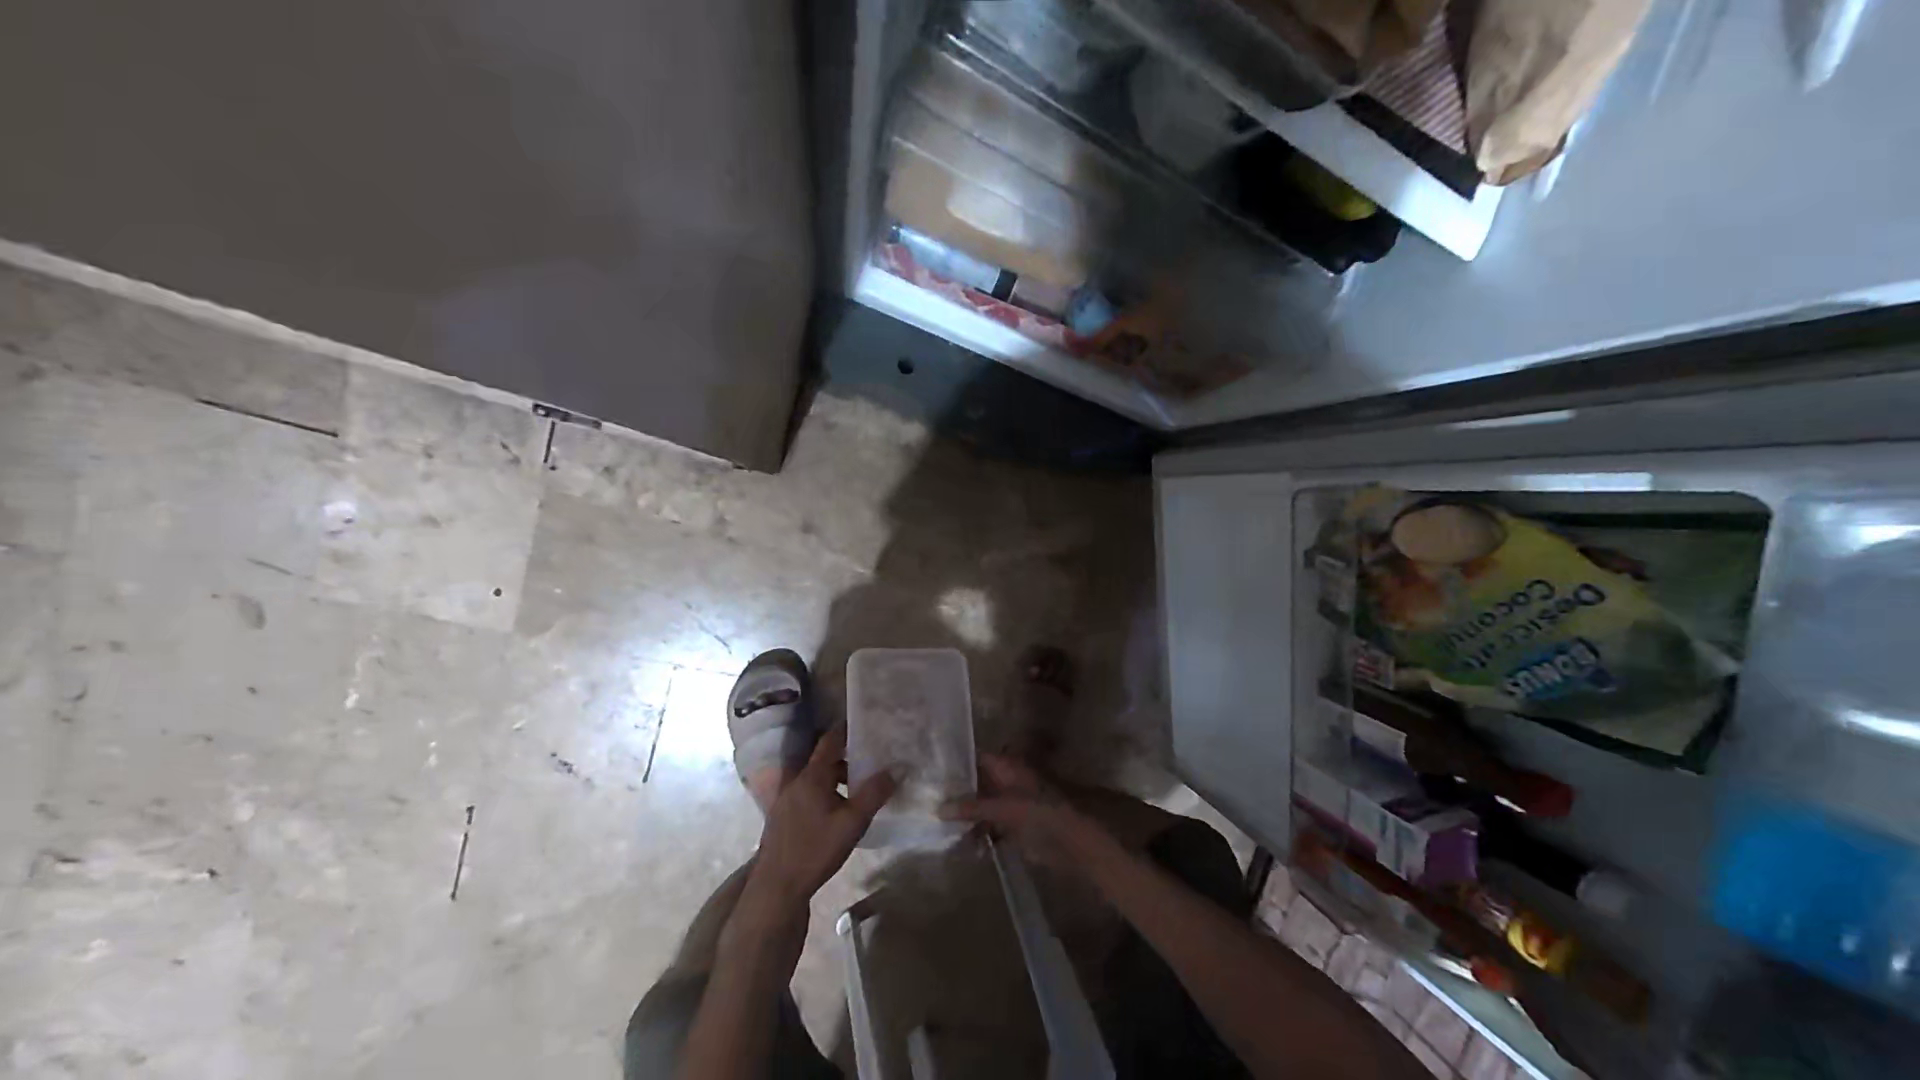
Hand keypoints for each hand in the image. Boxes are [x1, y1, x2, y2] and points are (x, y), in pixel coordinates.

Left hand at [749, 724, 895, 908]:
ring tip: (857, 790)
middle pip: (823, 760)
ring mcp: (785, 799)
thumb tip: (896, 769)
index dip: (845, 730)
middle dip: (845, 759)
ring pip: (814, 779)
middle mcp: (796, 781)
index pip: (829, 741)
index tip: (863, 724)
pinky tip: (836, 811)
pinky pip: (806, 793)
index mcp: (812, 777)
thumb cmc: (817, 849)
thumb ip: (874, 793)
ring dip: (834, 778)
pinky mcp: (782, 816)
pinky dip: (823, 792)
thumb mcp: (853, 822)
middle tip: (869, 761)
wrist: (778, 885)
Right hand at [940, 754, 1100, 867]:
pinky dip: (979, 835)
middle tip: (928, 803)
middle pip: (978, 785)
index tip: (932, 774)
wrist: (1075, 840)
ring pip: (983, 808)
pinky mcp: (1016, 828)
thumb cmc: (1040, 813)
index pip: (976, 759)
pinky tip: (962, 845)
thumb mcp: (1003, 807)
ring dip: (967, 818)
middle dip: (958, 795)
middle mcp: (1008, 782)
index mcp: (1007, 767)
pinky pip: (992, 828)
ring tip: (939, 828)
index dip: (956, 765)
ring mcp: (1012, 805)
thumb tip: (939, 808)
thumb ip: (972, 807)